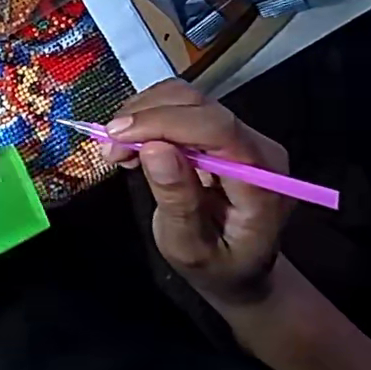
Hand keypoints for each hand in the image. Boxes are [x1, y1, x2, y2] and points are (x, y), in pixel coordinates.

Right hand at [102, 80, 292, 306]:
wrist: (241, 271)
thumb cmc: (218, 268)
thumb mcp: (190, 249)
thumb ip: (177, 201)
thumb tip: (155, 149)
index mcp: (261, 180)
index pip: (217, 128)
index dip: (163, 123)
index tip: (117, 136)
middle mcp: (256, 146)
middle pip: (195, 104)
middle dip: (144, 117)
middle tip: (109, 147)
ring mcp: (237, 134)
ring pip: (180, 97)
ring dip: (139, 114)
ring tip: (118, 149)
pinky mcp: (216, 128)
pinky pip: (175, 105)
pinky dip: (143, 116)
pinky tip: (131, 144)